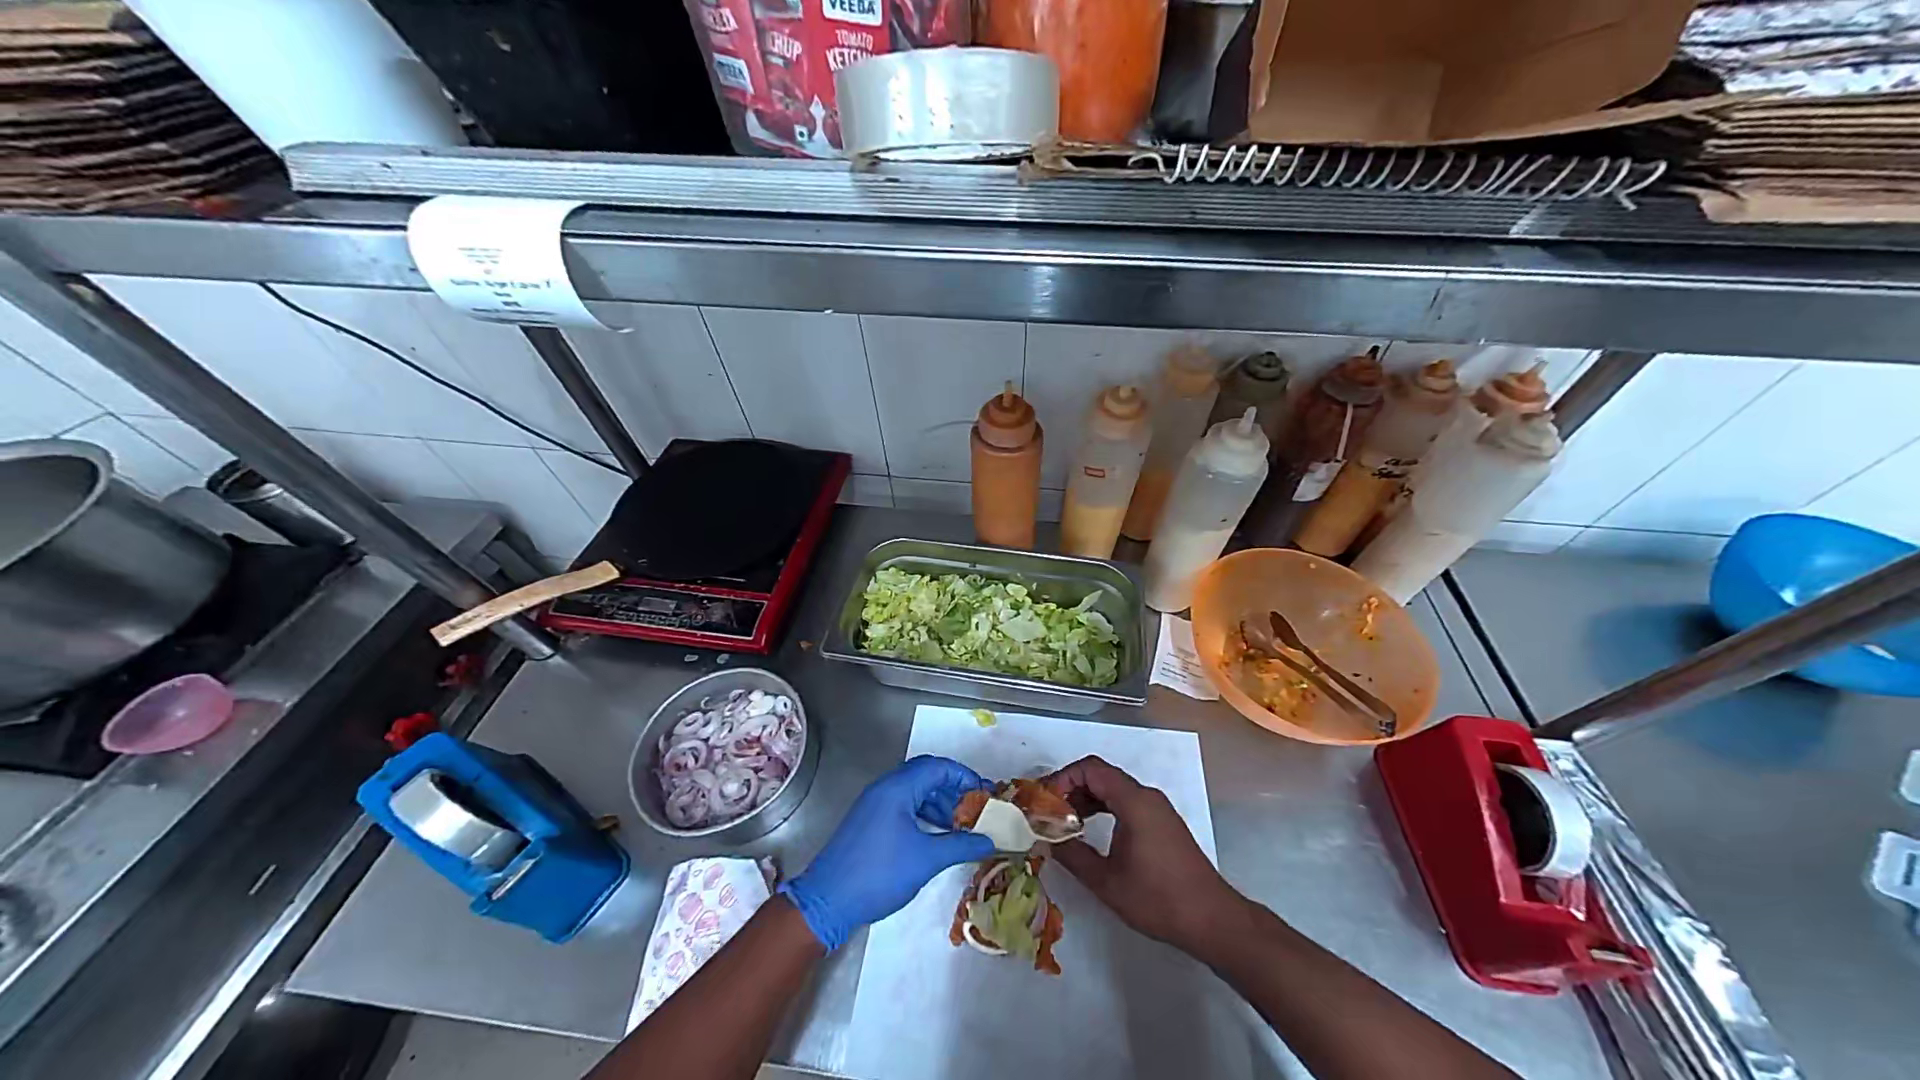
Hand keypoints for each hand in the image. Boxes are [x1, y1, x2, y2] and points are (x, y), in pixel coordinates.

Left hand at [780, 755, 995, 949]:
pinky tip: (937, 834)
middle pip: (925, 775)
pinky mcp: (869, 820)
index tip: (985, 792)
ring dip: (939, 802)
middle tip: (976, 806)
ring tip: (961, 824)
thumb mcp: (926, 859)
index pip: (937, 767)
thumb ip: (960, 846)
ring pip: (914, 791)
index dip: (964, 776)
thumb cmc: (878, 874)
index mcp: (897, 788)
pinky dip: (923, 813)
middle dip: (953, 788)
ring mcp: (874, 804)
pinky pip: (903, 805)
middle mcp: (884, 788)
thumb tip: (988, 841)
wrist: (828, 901)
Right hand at [1043, 755, 1249, 958]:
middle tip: (1048, 813)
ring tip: (1064, 825)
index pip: (1091, 769)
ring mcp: (1157, 809)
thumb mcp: (1106, 881)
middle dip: (1070, 789)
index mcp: (1134, 801)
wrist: (1212, 920)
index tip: (1044, 802)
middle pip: (1101, 775)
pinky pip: (1126, 803)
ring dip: (1086, 800)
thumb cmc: (1158, 899)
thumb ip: (1072, 855)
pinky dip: (1103, 809)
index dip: (1062, 778)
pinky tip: (1091, 832)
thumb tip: (1045, 839)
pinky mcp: (1162, 823)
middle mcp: (1147, 797)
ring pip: (1113, 789)